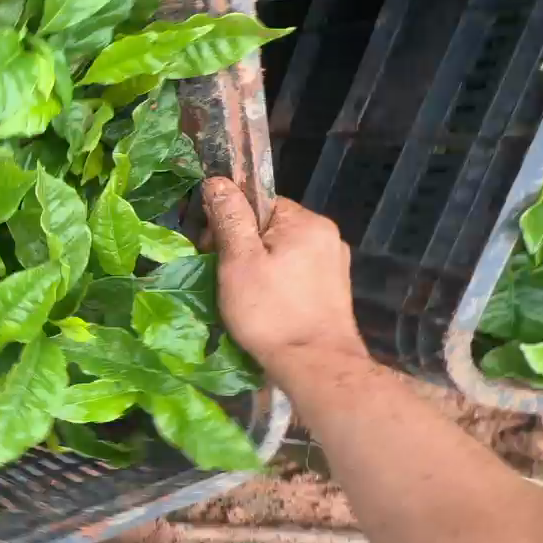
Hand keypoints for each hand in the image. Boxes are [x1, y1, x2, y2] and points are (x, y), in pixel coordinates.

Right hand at [201, 177, 370, 383]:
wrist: (313, 360)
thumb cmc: (268, 310)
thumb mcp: (238, 261)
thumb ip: (229, 219)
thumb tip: (217, 182)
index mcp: (305, 223)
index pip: (258, 203)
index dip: (228, 221)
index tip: (210, 248)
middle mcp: (325, 235)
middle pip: (269, 225)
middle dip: (240, 243)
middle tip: (221, 273)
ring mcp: (332, 261)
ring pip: (280, 248)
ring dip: (255, 261)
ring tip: (239, 290)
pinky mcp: (331, 285)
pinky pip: (293, 268)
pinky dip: (273, 277)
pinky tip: (262, 299)